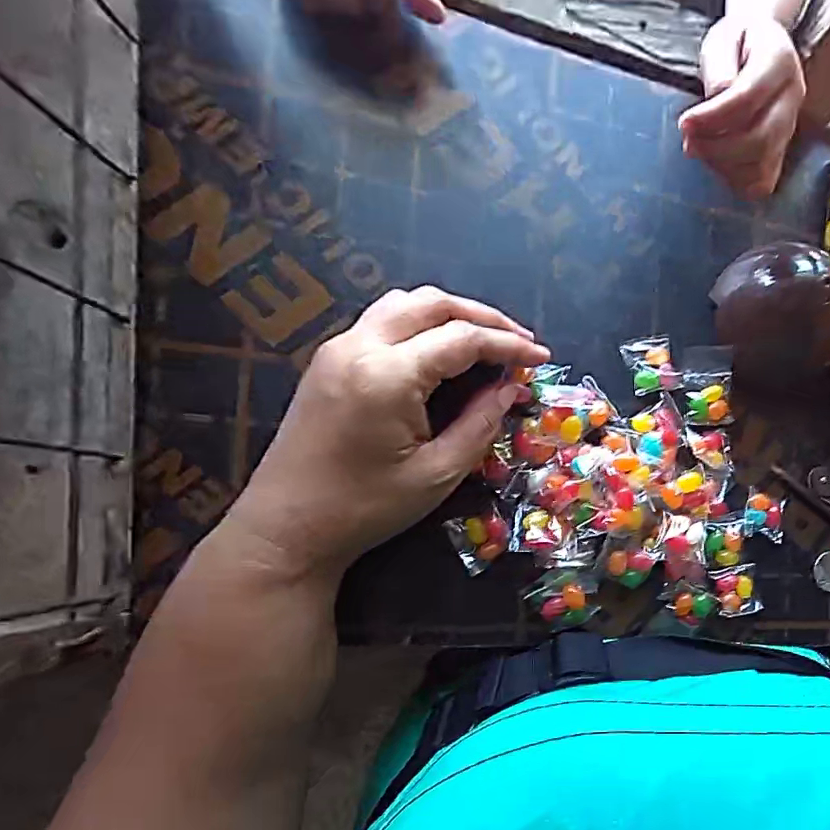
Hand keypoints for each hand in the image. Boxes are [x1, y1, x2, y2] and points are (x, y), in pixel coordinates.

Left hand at [223, 286, 548, 577]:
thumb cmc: (365, 508)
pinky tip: (442, 352)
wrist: (287, 526)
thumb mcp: (436, 474)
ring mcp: (338, 349)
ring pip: (404, 304)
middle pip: (432, 303)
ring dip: (450, 314)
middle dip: (483, 316)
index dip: (508, 343)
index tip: (542, 357)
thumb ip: (479, 425)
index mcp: (388, 375)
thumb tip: (510, 388)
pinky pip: (383, 321)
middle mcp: (359, 346)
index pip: (462, 338)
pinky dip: (421, 324)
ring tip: (485, 341)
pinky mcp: (329, 362)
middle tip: (519, 341)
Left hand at [678, 15, 803, 197]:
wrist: (757, 49)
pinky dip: (736, 180)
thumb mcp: (722, 40)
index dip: (712, 117)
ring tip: (700, 148)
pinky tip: (717, 162)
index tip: (684, 123)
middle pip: (759, 139)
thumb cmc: (735, 44)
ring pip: (761, 165)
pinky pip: (762, 182)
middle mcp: (792, 98)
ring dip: (723, 165)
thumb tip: (718, 94)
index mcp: (780, 60)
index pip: (747, 98)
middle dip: (716, 148)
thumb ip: (719, 66)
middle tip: (689, 142)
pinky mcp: (780, 152)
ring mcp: (789, 129)